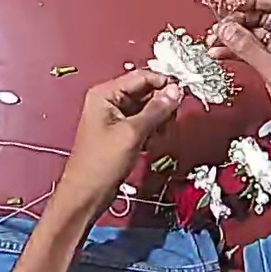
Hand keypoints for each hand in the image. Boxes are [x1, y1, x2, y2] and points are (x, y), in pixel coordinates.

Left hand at [53, 69, 183, 221]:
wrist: (87, 195)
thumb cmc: (103, 163)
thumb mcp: (133, 133)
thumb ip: (157, 109)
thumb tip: (177, 90)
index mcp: (106, 94)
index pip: (142, 76)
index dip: (163, 83)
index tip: (183, 94)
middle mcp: (110, 100)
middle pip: (147, 91)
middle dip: (162, 106)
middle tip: (169, 123)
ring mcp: (115, 115)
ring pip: (149, 107)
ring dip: (159, 120)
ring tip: (158, 136)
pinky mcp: (121, 130)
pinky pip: (145, 121)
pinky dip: (153, 130)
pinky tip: (151, 143)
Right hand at [208, 0, 270, 137]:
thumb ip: (247, 46)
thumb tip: (226, 28)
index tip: (229, 2)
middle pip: (267, 15)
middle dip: (240, 19)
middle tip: (219, 24)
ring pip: (260, 31)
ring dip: (237, 35)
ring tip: (216, 39)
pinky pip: (260, 47)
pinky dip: (242, 49)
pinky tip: (223, 51)